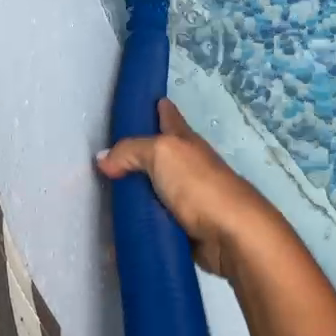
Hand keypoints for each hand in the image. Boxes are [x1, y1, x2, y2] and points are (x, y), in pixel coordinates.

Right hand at [96, 98, 287, 279]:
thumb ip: (130, 152)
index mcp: (184, 141)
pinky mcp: (183, 228)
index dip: (158, 107)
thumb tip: (103, 159)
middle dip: (136, 154)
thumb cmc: (199, 185)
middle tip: (104, 155)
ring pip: (153, 189)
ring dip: (134, 192)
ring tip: (104, 193)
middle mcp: (186, 165)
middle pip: (157, 155)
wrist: (232, 235)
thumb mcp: (161, 154)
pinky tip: (118, 225)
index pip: (169, 117)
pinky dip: (138, 221)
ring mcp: (186, 198)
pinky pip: (153, 220)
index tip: (146, 99)